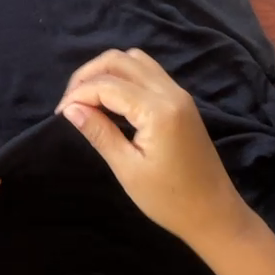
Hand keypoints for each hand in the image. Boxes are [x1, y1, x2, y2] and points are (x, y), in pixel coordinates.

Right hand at [58, 48, 261, 251]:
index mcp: (157, 110)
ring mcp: (178, 93)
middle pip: (118, 60)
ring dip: (105, 71)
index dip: (77, 94)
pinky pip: (147, 71)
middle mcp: (169, 92)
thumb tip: (70, 109)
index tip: (59, 115)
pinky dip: (123, 75)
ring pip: (134, 60)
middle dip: (88, 75)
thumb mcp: (127, 169)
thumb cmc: (169, 200)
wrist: (215, 214)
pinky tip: (111, 98)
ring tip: (87, 98)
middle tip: (70, 103)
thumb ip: (99, 132)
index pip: (106, 85)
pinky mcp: (181, 100)